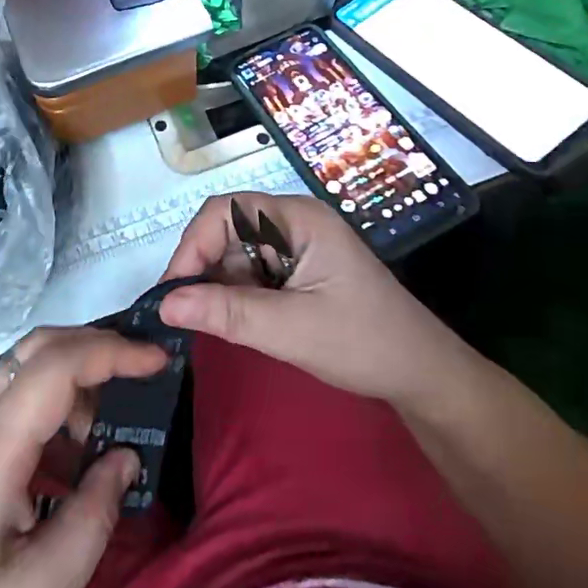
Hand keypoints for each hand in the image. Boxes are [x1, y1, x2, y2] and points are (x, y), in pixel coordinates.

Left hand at [0, 328, 167, 587]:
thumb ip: (94, 515)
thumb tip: (126, 459)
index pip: (56, 365)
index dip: (113, 352)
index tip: (159, 359)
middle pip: (35, 350)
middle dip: (93, 348)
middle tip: (141, 373)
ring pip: (23, 374)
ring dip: (72, 384)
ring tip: (104, 437)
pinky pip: (10, 406)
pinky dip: (50, 412)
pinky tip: (68, 462)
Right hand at [158, 192, 474, 404]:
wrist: (422, 376)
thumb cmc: (364, 343)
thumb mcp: (291, 330)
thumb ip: (227, 313)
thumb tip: (165, 304)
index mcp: (297, 219)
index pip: (224, 211)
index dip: (193, 245)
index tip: (175, 292)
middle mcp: (293, 222)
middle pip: (225, 230)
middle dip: (204, 269)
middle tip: (188, 313)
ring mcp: (295, 246)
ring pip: (234, 254)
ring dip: (220, 286)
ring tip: (219, 323)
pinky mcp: (296, 269)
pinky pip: (250, 272)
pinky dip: (236, 295)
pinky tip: (241, 322)